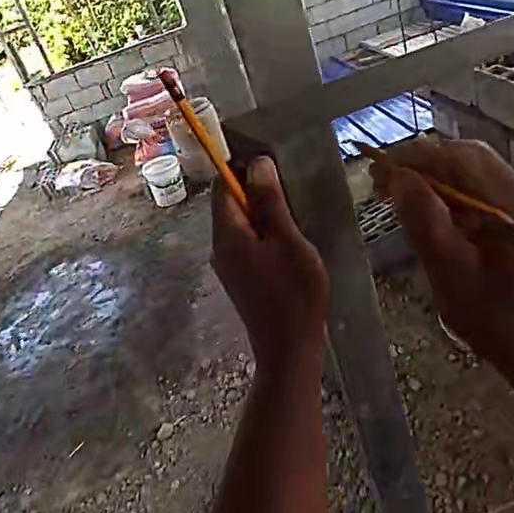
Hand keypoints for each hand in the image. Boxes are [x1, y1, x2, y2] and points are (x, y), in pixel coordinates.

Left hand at [212, 156, 328, 366]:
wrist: (289, 349)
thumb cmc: (294, 292)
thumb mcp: (288, 240)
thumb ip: (271, 202)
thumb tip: (257, 163)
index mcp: (226, 235)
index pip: (221, 187)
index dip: (241, 169)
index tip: (271, 165)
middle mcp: (219, 248)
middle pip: (229, 205)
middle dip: (256, 192)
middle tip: (289, 192)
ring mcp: (228, 266)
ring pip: (240, 226)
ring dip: (263, 215)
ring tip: (294, 219)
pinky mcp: (241, 279)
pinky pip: (246, 245)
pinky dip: (264, 235)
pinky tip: (288, 245)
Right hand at [372, 137, 513, 368]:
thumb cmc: (494, 321)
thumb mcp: (452, 274)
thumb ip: (427, 223)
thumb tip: (399, 177)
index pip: (466, 160)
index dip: (420, 158)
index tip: (381, 167)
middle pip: (469, 162)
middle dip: (422, 165)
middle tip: (379, 179)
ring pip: (471, 175)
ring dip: (430, 179)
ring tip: (391, 190)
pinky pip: (476, 193)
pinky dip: (445, 195)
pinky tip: (420, 206)